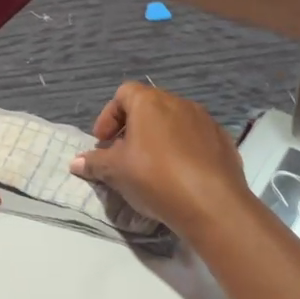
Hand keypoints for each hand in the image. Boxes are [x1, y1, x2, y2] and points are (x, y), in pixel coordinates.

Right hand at [69, 82, 257, 237]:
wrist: (213, 204)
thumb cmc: (155, 178)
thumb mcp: (116, 172)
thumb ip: (95, 162)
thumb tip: (76, 162)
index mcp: (150, 102)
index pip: (123, 94)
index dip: (109, 116)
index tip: (103, 141)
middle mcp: (179, 103)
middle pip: (149, 107)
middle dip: (132, 128)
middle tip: (124, 155)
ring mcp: (205, 121)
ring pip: (174, 122)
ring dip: (159, 138)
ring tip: (152, 167)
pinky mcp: (224, 141)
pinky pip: (195, 139)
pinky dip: (183, 150)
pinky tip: (180, 175)